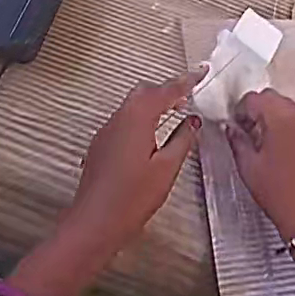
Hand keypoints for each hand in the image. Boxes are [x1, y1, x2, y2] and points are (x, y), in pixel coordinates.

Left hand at [62, 68, 204, 255]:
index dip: (186, 81)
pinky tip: (151, 134)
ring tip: (174, 111)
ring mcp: (107, 130)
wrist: (94, 222)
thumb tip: (192, 122)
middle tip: (189, 95)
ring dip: (154, 103)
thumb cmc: (131, 198)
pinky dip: (141, 117)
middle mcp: (119, 117)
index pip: (167, 90)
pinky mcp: (101, 143)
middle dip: (168, 90)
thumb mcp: (166, 168)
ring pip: (133, 104)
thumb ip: (182, 140)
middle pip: (146, 91)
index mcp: (138, 117)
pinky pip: (124, 119)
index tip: (200, 73)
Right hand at [223, 90, 294, 239]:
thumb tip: (232, 128)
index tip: (236, 122)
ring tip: (265, 142)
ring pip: (285, 105)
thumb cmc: (285, 196)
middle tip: (246, 131)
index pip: (253, 99)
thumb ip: (236, 139)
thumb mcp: (249, 166)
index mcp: (281, 118)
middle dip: (256, 111)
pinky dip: (289, 123)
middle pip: (270, 98)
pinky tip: (281, 145)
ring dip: (273, 116)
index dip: (240, 111)